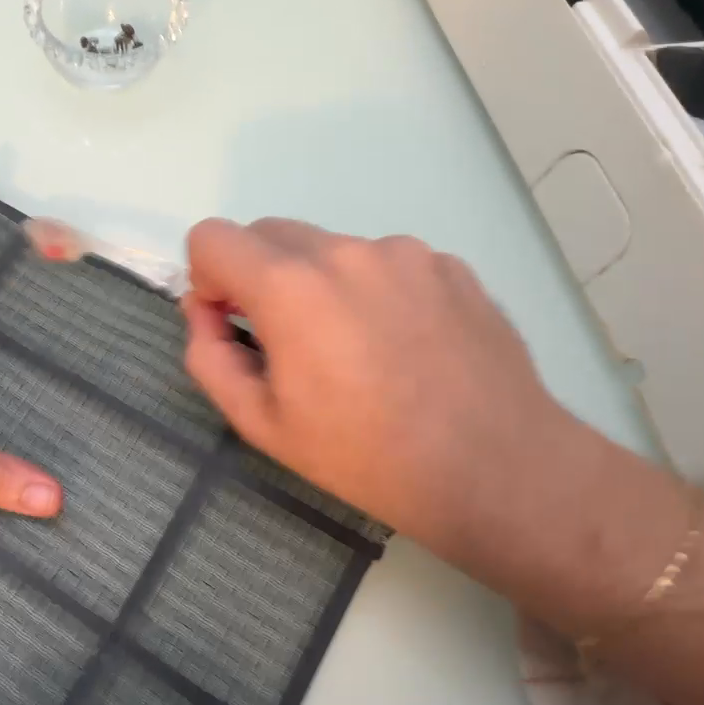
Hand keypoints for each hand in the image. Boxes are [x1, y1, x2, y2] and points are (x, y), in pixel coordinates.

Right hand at [180, 218, 598, 542]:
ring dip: (317, 283)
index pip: (211, 238)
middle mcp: (344, 250)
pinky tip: (401, 345)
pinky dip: (372, 290)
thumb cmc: (364, 455)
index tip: (234, 324)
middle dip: (256, 276)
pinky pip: (383, 261)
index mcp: (289, 287)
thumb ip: (208, 354)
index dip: (208, 280)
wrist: (497, 470)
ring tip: (355, 349)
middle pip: (266, 234)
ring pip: (327, 248)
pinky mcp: (449, 264)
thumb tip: (206, 311)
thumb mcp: (258, 422)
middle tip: (286, 341)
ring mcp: (404, 252)